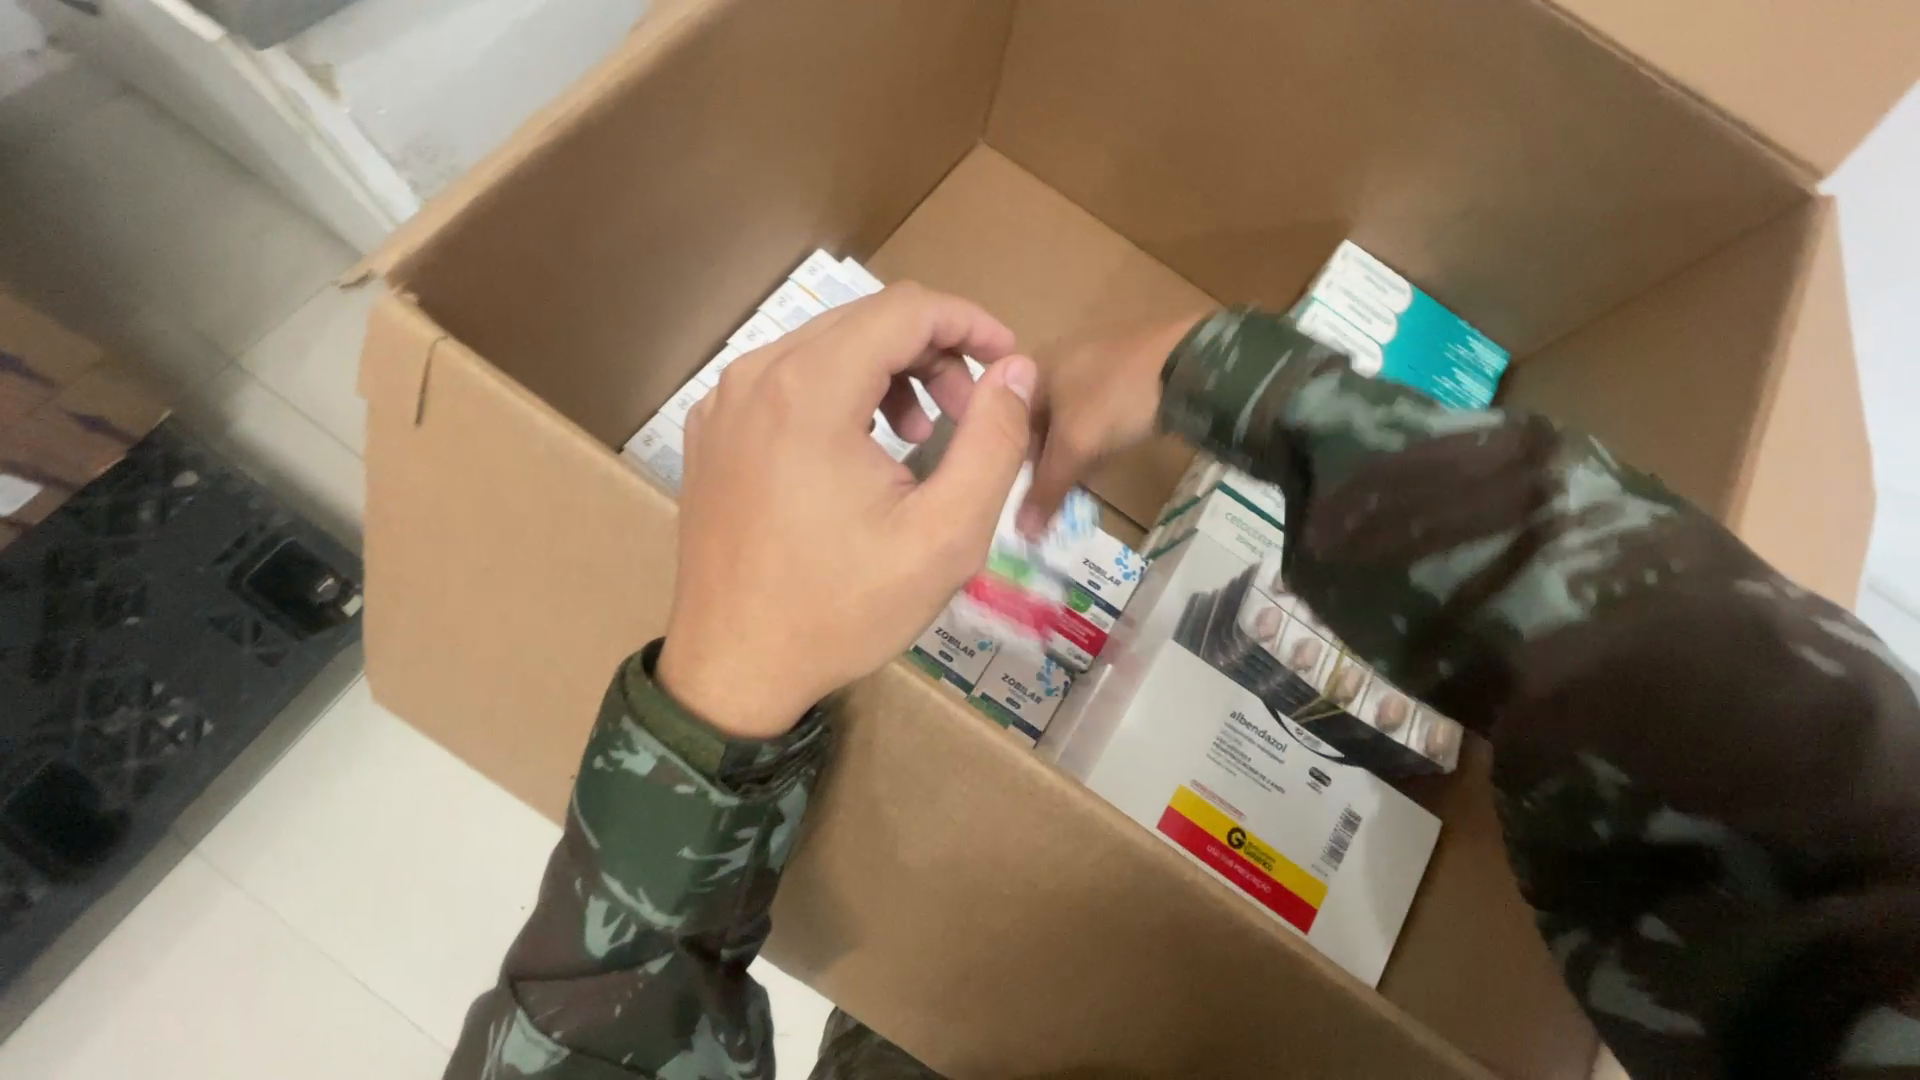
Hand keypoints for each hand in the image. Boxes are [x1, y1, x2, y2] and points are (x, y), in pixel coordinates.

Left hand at [657, 284, 1037, 738]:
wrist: (735, 668)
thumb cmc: (843, 610)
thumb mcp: (945, 535)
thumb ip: (994, 442)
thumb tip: (1016, 371)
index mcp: (808, 390)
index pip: (906, 308)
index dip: (970, 323)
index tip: (1008, 361)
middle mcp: (755, 376)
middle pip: (865, 322)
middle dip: (934, 354)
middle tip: (972, 414)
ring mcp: (723, 403)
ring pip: (826, 348)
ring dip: (889, 374)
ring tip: (923, 436)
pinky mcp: (711, 433)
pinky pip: (788, 383)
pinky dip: (840, 395)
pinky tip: (862, 452)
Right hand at [1016, 311, 1214, 536]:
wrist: (1187, 363)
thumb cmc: (1114, 400)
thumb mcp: (1074, 448)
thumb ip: (1045, 490)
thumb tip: (1022, 534)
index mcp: (1031, 370)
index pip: (1006, 427)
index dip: (1013, 465)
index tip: (1026, 496)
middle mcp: (1054, 360)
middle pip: (1038, 424)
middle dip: (1047, 462)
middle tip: (1056, 495)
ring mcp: (1090, 362)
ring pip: (1067, 419)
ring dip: (1072, 452)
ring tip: (1080, 481)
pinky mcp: (1121, 369)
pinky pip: (1095, 411)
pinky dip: (1095, 437)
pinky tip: (1106, 456)